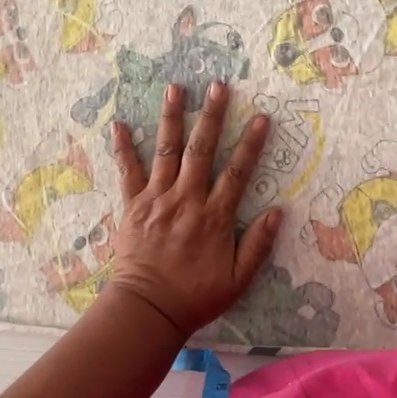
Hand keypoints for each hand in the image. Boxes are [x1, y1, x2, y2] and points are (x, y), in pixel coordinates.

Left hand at [103, 81, 281, 337]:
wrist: (147, 311)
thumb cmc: (195, 296)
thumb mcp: (236, 280)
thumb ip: (257, 246)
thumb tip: (278, 211)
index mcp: (214, 217)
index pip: (236, 172)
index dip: (250, 144)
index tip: (261, 116)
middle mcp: (186, 199)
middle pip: (201, 149)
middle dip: (212, 115)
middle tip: (218, 85)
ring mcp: (158, 198)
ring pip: (167, 150)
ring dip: (172, 117)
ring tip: (176, 87)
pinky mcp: (133, 204)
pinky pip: (128, 171)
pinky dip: (124, 147)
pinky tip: (119, 123)